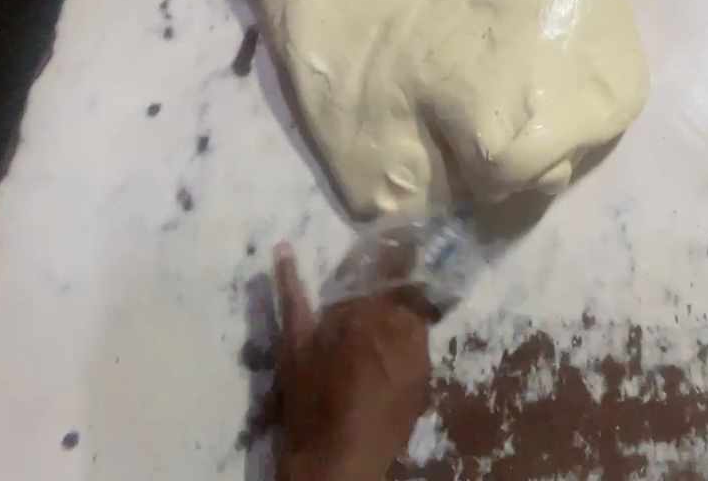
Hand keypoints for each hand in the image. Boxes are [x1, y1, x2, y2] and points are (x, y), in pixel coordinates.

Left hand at [273, 244, 433, 480]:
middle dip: (390, 265)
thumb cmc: (386, 420)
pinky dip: (287, 275)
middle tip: (400, 250)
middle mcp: (365, 312)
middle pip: (377, 281)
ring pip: (344, 288)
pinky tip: (282, 250)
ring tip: (364, 250)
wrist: (336, 457)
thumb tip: (421, 301)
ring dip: (355, 270)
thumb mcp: (418, 374)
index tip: (424, 253)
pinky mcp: (299, 338)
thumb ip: (417, 332)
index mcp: (399, 319)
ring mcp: (329, 323)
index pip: (411, 282)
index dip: (417, 267)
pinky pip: (292, 301)